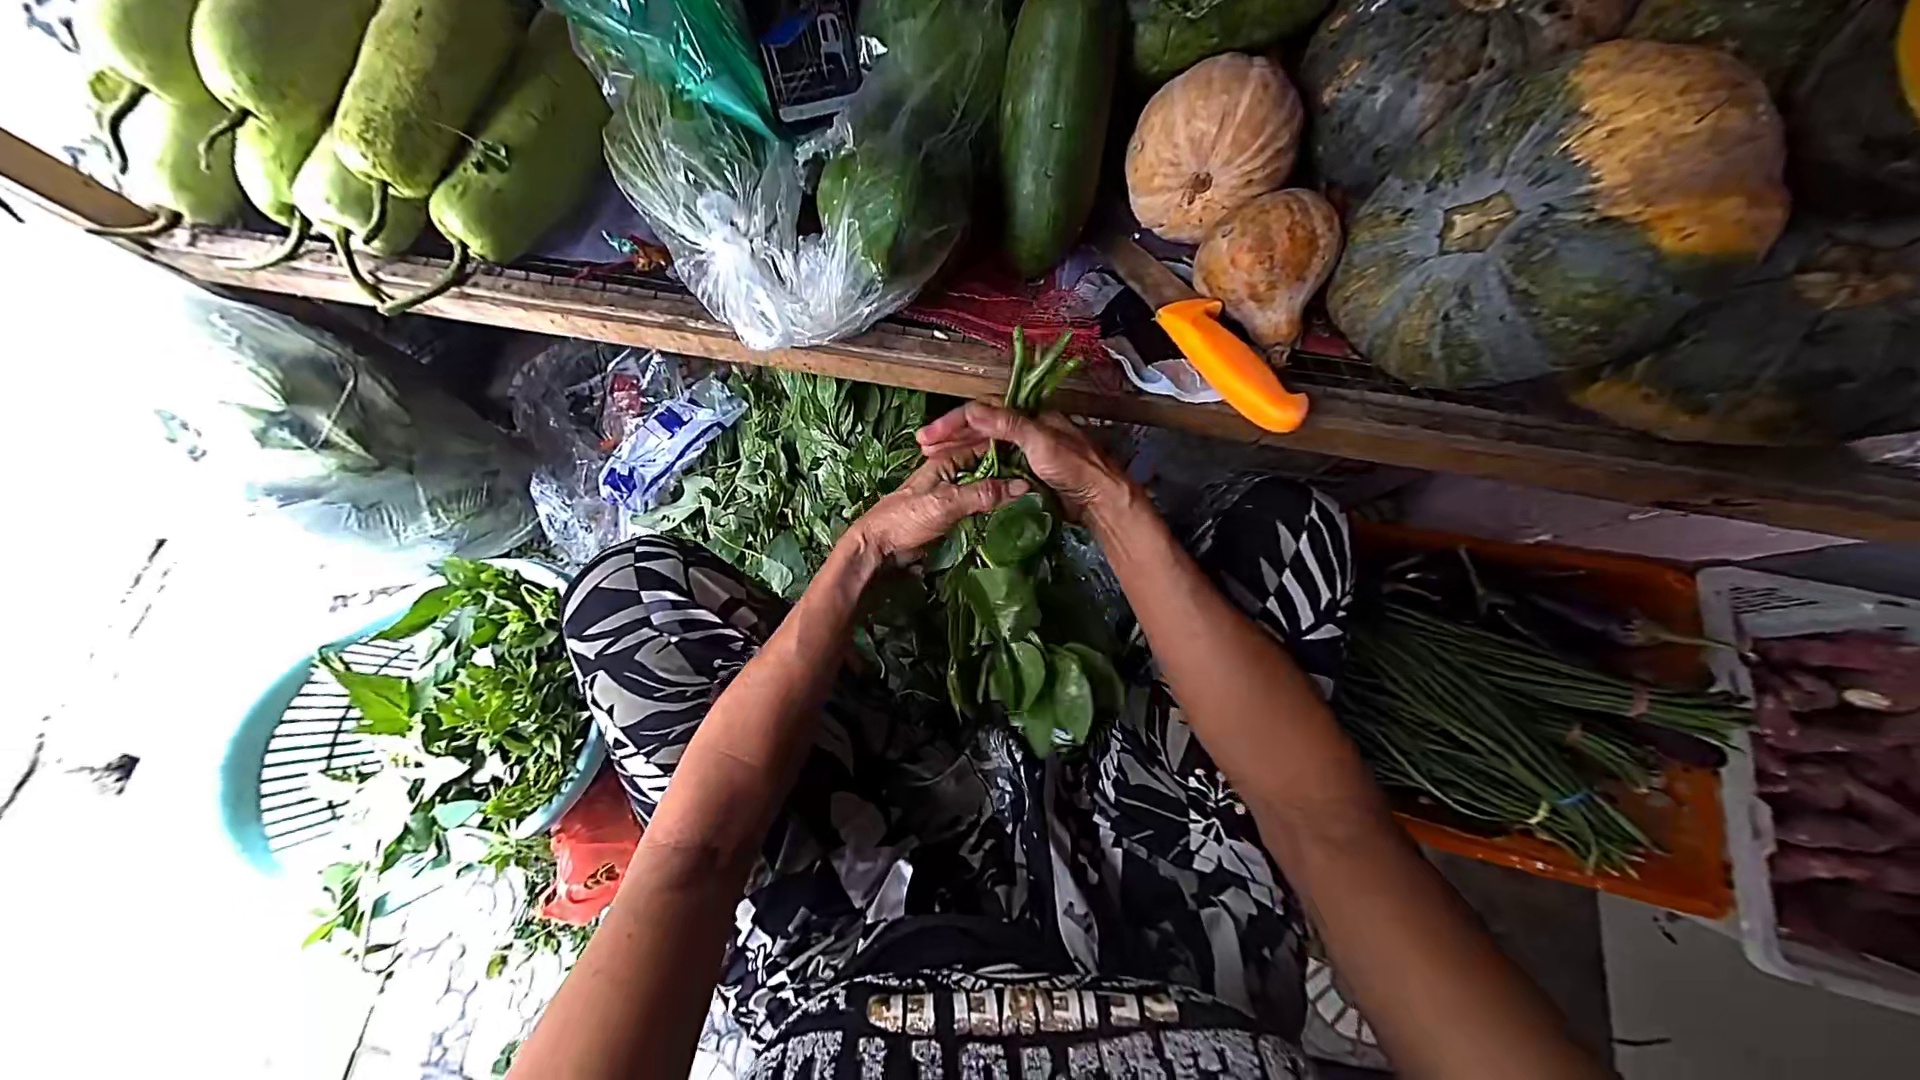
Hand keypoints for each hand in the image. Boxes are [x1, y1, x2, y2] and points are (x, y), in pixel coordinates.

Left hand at [846, 448, 1030, 562]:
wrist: (879, 547)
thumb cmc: (905, 518)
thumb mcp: (947, 502)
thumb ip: (983, 494)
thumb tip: (1021, 485)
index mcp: (947, 461)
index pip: (985, 447)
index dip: (1010, 450)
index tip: (1037, 458)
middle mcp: (951, 474)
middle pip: (988, 470)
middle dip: (1010, 474)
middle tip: (1041, 481)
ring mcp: (952, 496)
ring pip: (984, 490)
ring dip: (1003, 495)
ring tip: (1034, 498)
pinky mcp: (951, 516)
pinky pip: (978, 509)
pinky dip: (992, 511)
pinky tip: (1011, 515)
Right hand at [917, 401, 1134, 522]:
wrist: (1099, 500)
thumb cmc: (1074, 467)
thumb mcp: (1040, 441)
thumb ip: (1008, 424)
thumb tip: (973, 411)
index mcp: (1028, 415)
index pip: (982, 411)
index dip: (954, 421)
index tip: (929, 435)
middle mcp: (1024, 429)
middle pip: (979, 427)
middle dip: (950, 435)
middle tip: (922, 446)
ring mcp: (1024, 451)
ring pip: (983, 446)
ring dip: (957, 450)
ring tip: (931, 458)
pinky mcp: (1025, 471)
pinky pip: (993, 464)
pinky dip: (973, 466)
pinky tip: (957, 473)